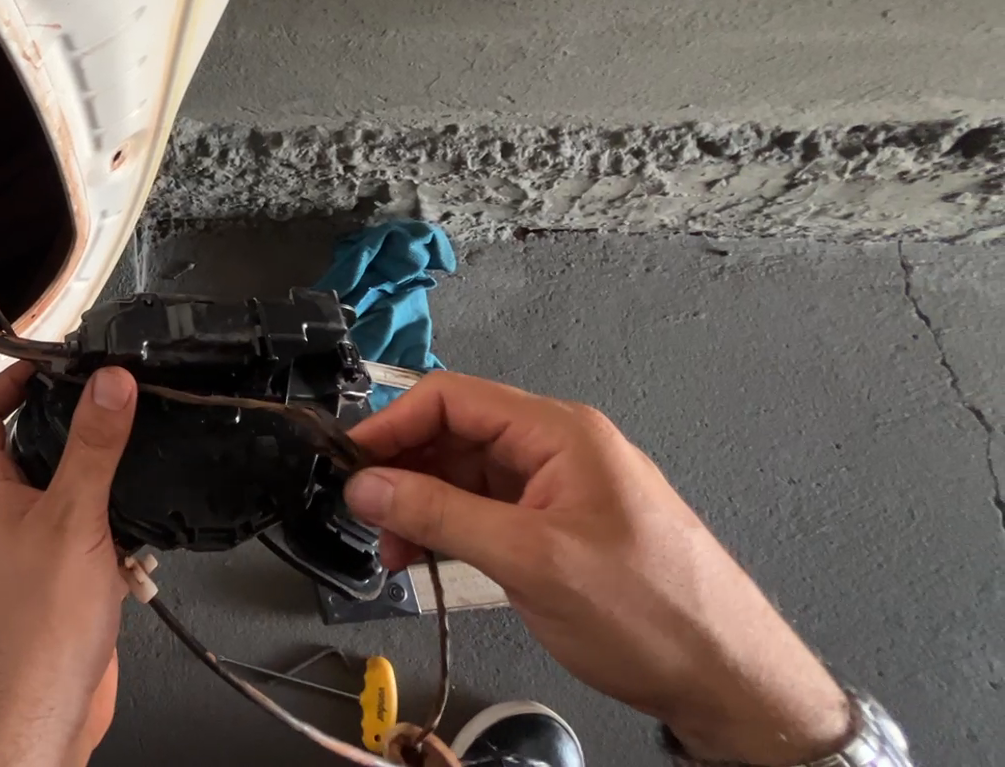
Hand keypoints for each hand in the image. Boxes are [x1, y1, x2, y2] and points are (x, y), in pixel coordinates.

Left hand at [0, 363, 137, 766]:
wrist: (46, 712)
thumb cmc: (42, 619)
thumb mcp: (73, 516)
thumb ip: (92, 446)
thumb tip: (109, 380)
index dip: (9, 378)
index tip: (52, 360)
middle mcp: (5, 508)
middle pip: (29, 441)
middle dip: (68, 418)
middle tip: (111, 393)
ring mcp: (34, 540)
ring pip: (66, 483)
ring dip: (100, 470)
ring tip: (138, 443)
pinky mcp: (64, 570)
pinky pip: (88, 524)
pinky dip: (114, 517)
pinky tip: (146, 520)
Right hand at [344, 372, 849, 765]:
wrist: (739, 691)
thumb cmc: (646, 613)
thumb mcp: (530, 560)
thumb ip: (438, 514)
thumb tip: (361, 485)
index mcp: (556, 432)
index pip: (451, 399)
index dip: (392, 423)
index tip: (349, 461)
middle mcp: (549, 447)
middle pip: (450, 435)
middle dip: (401, 472)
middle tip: (363, 514)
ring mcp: (549, 487)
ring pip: (457, 475)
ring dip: (416, 507)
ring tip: (390, 551)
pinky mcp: (548, 525)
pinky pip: (477, 510)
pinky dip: (442, 529)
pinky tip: (419, 557)